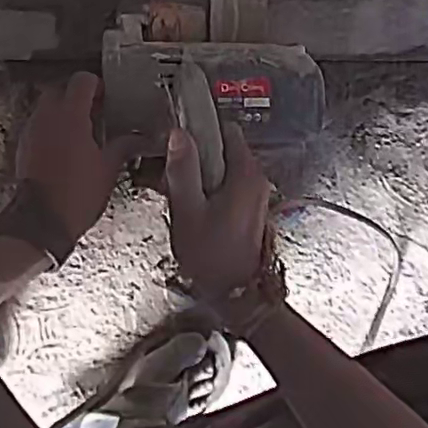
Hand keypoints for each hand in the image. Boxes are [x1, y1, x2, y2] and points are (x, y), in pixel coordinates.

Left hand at [16, 72, 142, 242]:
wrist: (40, 221)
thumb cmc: (76, 194)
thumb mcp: (108, 169)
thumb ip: (124, 146)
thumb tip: (139, 139)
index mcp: (70, 116)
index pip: (82, 80)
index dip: (97, 85)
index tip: (106, 98)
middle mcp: (47, 117)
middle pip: (60, 89)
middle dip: (77, 96)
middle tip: (96, 113)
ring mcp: (31, 131)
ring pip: (46, 107)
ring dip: (63, 112)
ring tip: (82, 131)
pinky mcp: (23, 146)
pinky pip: (38, 126)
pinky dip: (51, 129)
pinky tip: (66, 148)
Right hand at [164, 121, 273, 296]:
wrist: (235, 297)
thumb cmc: (211, 256)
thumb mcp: (188, 211)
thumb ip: (183, 170)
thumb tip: (179, 134)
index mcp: (245, 174)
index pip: (225, 131)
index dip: (199, 131)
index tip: (176, 141)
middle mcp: (256, 179)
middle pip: (223, 149)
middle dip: (196, 156)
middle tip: (171, 175)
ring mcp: (255, 194)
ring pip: (222, 168)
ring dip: (199, 174)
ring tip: (179, 195)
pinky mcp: (249, 208)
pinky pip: (226, 185)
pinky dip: (208, 188)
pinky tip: (192, 208)